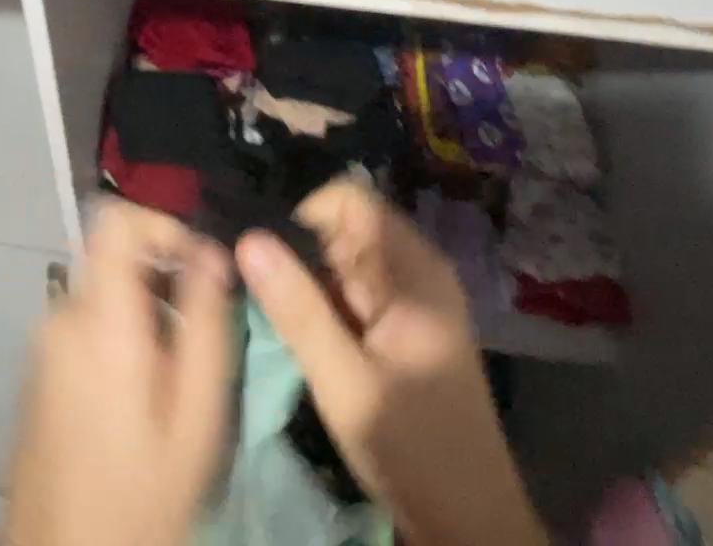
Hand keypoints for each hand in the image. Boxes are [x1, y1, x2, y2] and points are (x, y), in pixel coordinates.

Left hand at [4, 203, 232, 545]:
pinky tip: (142, 393)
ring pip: (105, 292)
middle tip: (201, 336)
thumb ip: (207, 323)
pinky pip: (86, 322)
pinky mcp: (37, 366)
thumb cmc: (141, 492)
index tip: (199, 264)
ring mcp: (42, 342)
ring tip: (178, 375)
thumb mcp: (196, 415)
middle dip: (165, 282)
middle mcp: (60, 315)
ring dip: (147, 314)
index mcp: (99, 318)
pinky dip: (120, 333)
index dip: (162, 223)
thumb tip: (212, 252)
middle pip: (116, 259)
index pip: (115, 218)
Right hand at [235, 177, 548, 545]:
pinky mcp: (395, 325)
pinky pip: (345, 291)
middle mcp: (413, 270)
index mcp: (413, 270)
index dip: (298, 211)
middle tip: (242, 275)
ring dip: (299, 273)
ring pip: (337, 260)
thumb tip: (247, 237)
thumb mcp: (345, 382)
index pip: (348, 199)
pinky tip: (285, 321)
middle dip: (292, 244)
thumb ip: (296, 308)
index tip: (255, 245)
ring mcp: (405, 298)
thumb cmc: (414, 448)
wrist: (469, 522)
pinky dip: (314, 298)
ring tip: (256, 298)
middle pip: (340, 227)